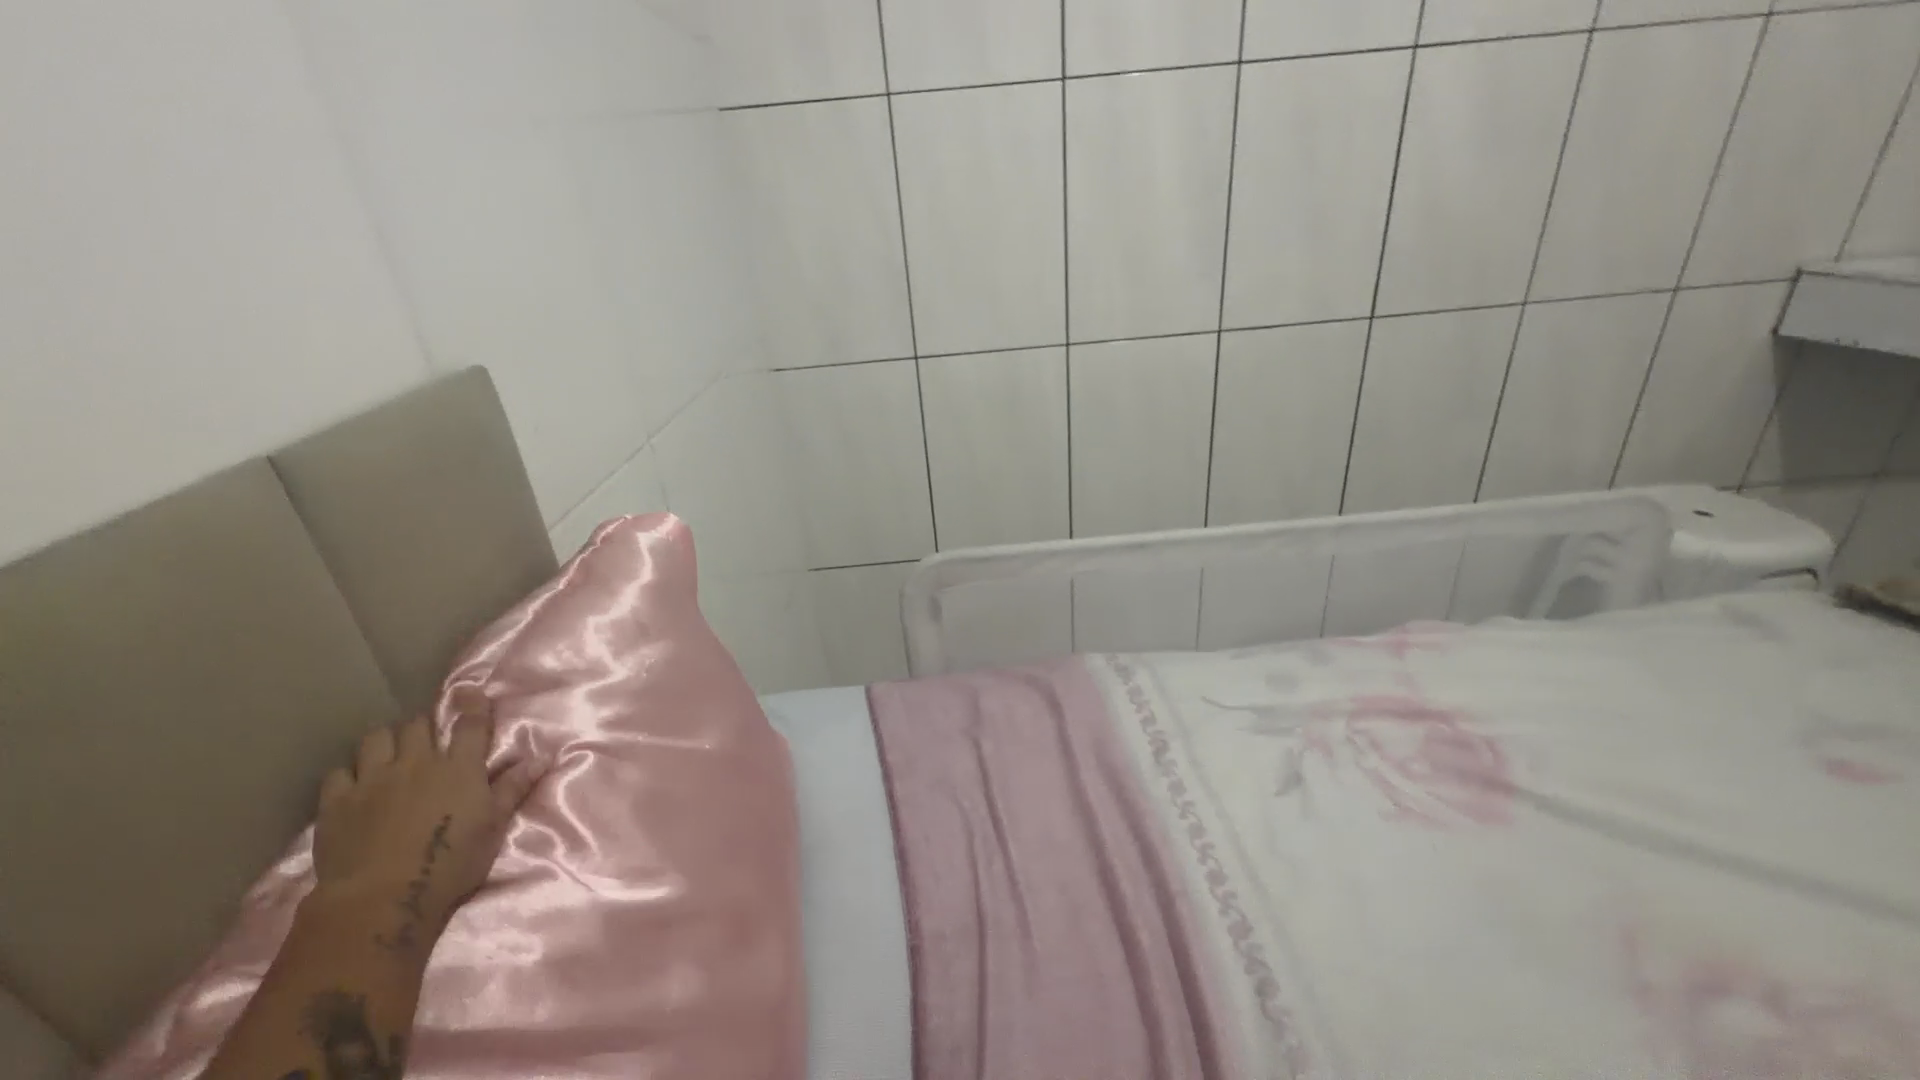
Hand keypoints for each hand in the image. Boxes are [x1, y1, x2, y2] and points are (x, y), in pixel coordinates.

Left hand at [309, 688, 537, 954]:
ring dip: (386, 741)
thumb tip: (542, 757)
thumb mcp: (494, 827)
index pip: (469, 724)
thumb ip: (513, 788)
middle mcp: (416, 762)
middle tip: (427, 739)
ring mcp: (373, 779)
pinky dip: (349, 773)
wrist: (383, 898)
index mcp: (459, 767)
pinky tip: (354, 784)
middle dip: (424, 726)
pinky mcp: (337, 801)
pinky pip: (339, 772)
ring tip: (389, 753)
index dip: (472, 704)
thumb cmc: (451, 864)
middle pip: (418, 725)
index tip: (469, 691)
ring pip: (376, 739)